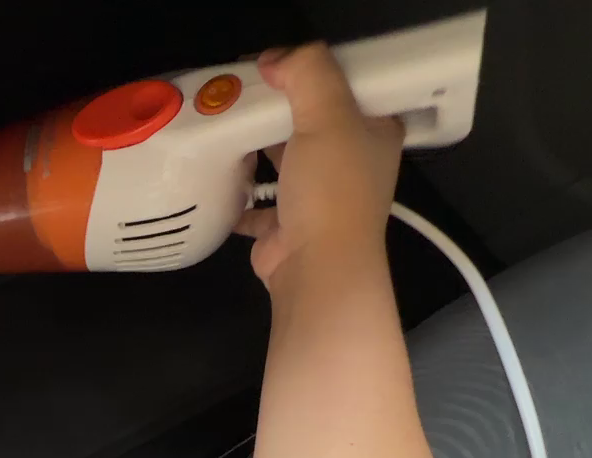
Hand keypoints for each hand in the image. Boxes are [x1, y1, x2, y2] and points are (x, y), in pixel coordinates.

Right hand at [234, 43, 403, 288]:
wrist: (315, 266)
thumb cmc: (331, 189)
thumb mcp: (327, 115)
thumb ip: (307, 74)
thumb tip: (273, 57)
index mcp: (373, 130)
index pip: (347, 86)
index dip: (314, 72)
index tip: (277, 68)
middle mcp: (348, 162)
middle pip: (309, 123)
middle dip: (276, 111)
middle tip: (242, 98)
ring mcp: (316, 197)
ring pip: (283, 162)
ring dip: (255, 152)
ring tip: (224, 135)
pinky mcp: (285, 226)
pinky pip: (258, 204)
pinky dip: (239, 197)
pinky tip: (219, 184)